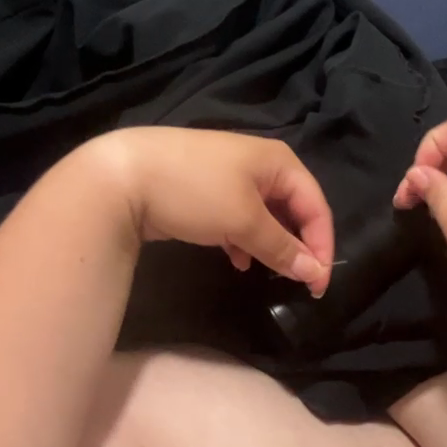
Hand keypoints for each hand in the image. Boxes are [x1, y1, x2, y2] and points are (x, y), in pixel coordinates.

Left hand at [83, 128, 334, 296]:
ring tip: (267, 273)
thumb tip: (314, 272)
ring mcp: (231, 177)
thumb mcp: (244, 221)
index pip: (315, 205)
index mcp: (278, 161)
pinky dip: (244, 240)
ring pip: (265, 216)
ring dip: (270, 245)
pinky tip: (237, 261)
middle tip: (296, 282)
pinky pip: (239, 218)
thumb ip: (282, 247)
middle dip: (297, 245)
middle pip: (293, 209)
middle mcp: (260, 165)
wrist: (124, 175)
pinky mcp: (207, 192)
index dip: (322, 245)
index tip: (318, 285)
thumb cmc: (196, 191)